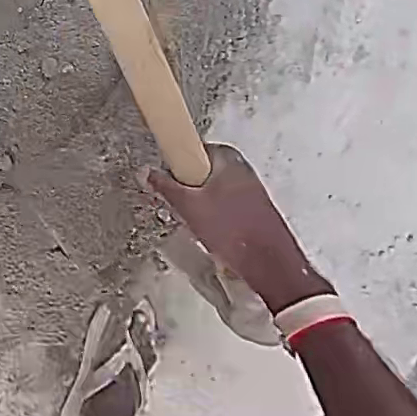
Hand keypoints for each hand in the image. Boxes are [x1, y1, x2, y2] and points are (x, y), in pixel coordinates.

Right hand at [142, 143, 329, 309]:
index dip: (176, 166)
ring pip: (214, 189)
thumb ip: (163, 186)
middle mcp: (242, 167)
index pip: (191, 148)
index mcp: (227, 157)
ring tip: (199, 223)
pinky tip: (214, 233)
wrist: (270, 267)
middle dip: (189, 188)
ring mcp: (252, 188)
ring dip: (203, 204)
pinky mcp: (257, 209)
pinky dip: (217, 216)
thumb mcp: (186, 206)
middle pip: (202, 170)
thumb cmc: (233, 231)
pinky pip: (227, 205)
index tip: (169, 180)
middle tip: (182, 205)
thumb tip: (146, 172)